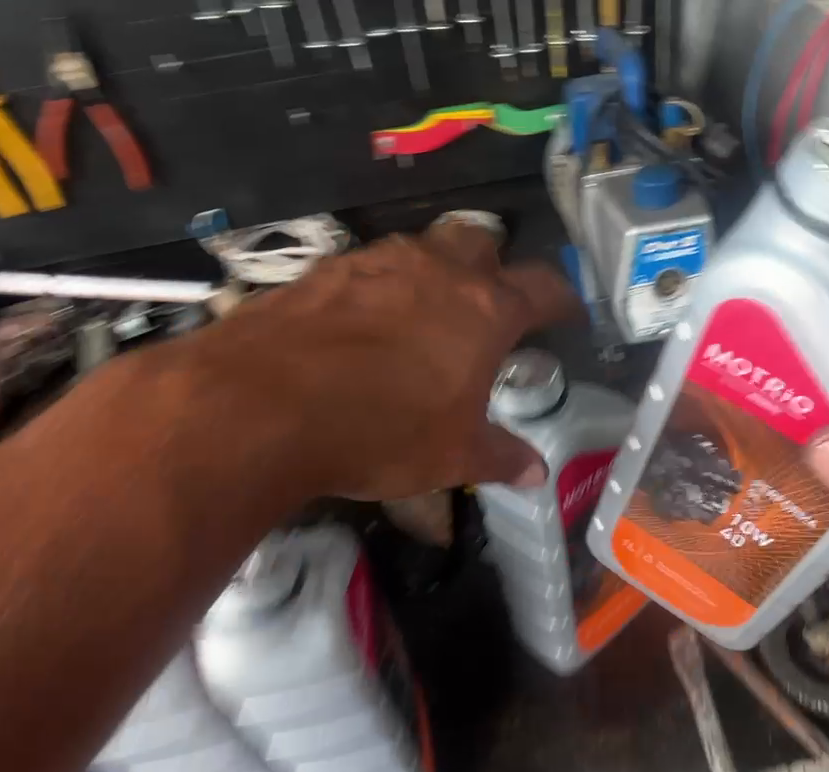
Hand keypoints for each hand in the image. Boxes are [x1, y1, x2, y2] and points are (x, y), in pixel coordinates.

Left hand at [185, 217, 578, 499]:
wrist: (262, 405)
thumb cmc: (382, 432)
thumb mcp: (453, 458)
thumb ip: (500, 457)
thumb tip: (536, 472)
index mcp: (484, 310)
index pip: (543, 286)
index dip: (561, 298)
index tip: (567, 312)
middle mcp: (435, 270)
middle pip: (480, 242)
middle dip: (493, 267)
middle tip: (489, 307)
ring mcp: (374, 263)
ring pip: (419, 250)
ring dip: (433, 275)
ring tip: (425, 318)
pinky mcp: (322, 272)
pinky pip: (366, 269)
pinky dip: (378, 291)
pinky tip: (362, 329)